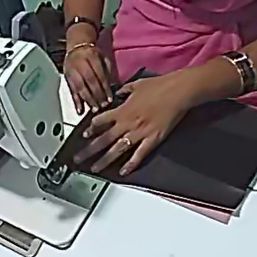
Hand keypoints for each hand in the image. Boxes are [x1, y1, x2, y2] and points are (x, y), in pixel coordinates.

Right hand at [63, 36, 115, 112]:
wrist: (76, 47)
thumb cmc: (92, 54)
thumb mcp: (102, 57)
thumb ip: (106, 71)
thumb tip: (110, 88)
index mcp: (91, 57)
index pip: (99, 75)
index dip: (104, 88)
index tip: (109, 98)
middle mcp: (80, 64)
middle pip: (89, 82)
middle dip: (97, 95)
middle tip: (103, 106)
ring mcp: (72, 72)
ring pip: (80, 88)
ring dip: (88, 100)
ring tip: (95, 109)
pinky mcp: (67, 78)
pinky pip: (72, 91)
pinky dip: (76, 102)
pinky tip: (80, 110)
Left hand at [75, 72, 199, 173]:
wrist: (178, 91)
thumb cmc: (159, 86)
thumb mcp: (135, 85)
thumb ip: (123, 91)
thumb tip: (118, 94)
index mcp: (121, 110)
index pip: (100, 121)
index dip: (90, 128)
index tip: (84, 134)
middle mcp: (127, 123)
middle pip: (103, 139)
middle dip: (89, 150)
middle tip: (78, 159)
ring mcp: (139, 133)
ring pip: (117, 150)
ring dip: (104, 160)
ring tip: (95, 168)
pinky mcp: (153, 139)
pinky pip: (139, 154)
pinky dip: (131, 164)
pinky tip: (123, 172)